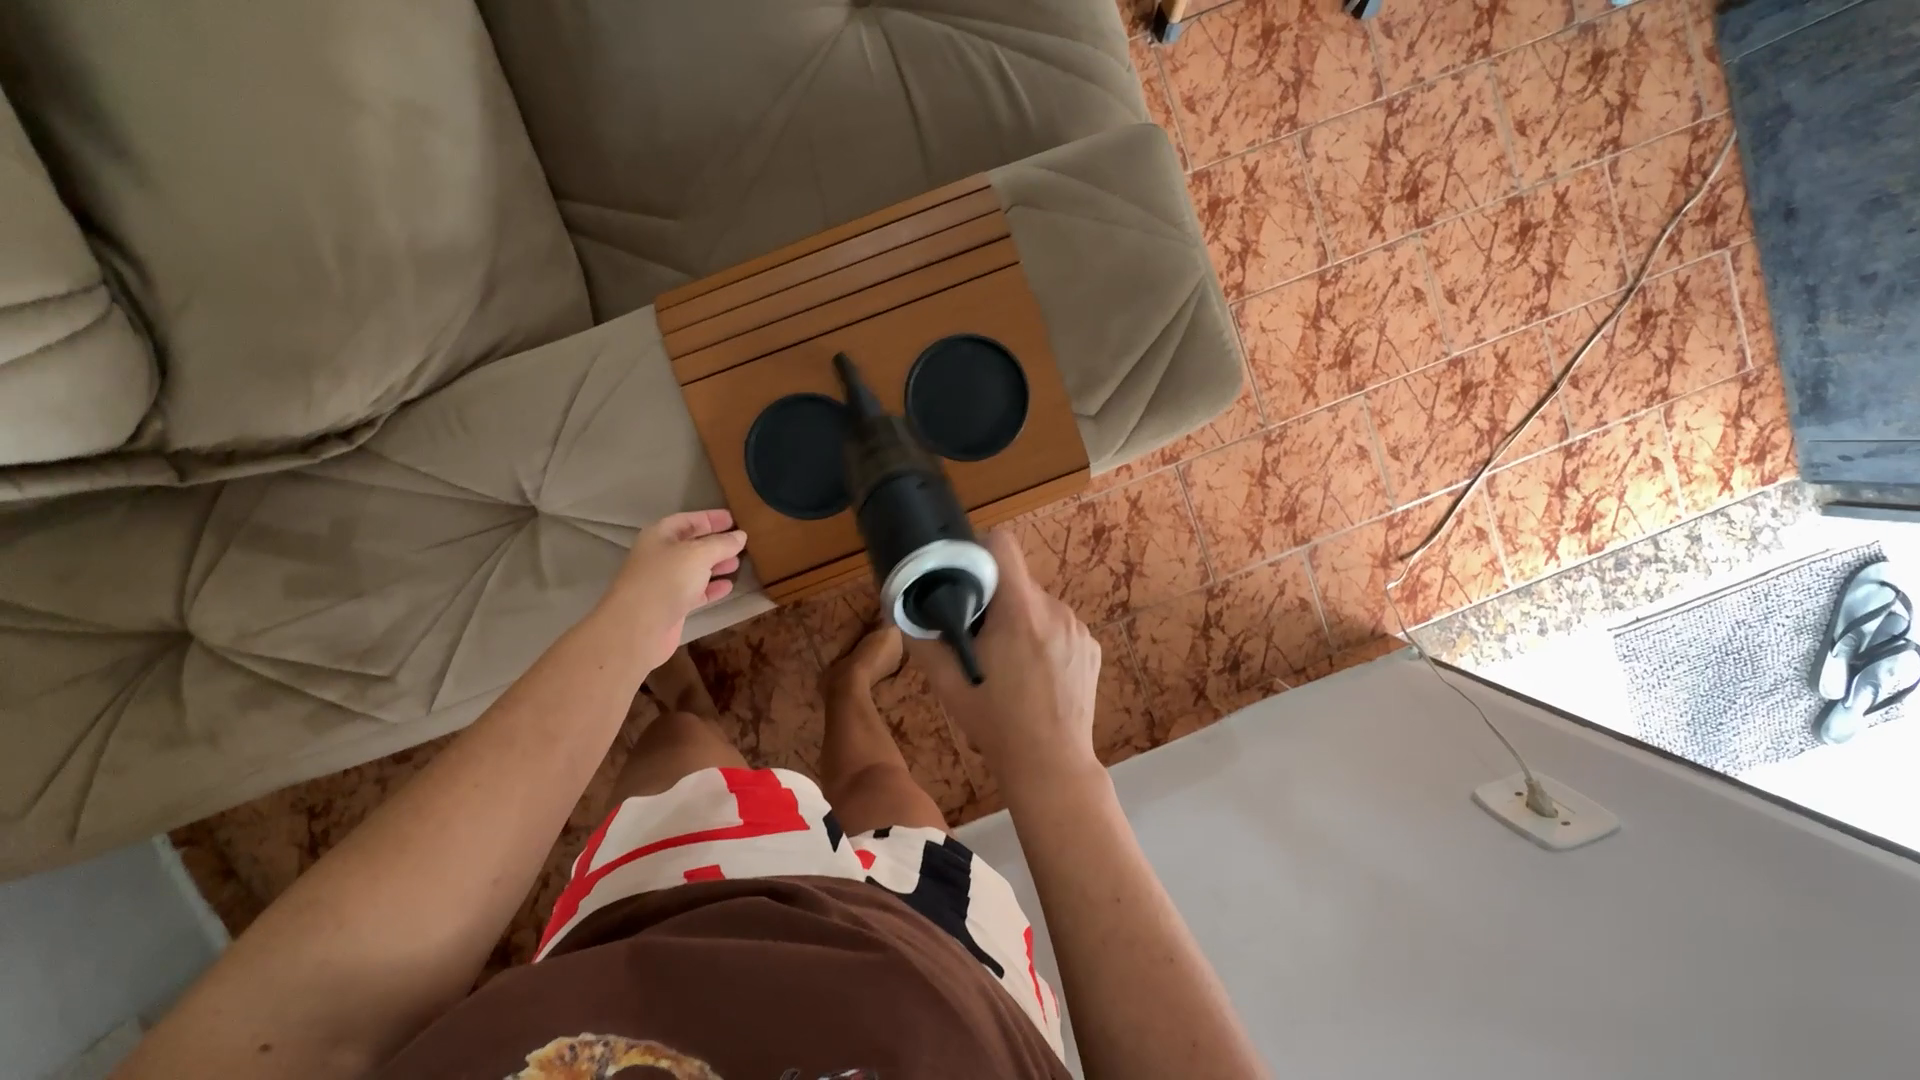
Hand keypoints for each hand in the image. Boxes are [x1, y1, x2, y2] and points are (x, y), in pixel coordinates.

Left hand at [601, 509, 746, 671]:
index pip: (687, 520)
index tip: (733, 519)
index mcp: (660, 536)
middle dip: (715, 542)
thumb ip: (721, 543)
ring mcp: (665, 582)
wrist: (638, 627)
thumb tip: (740, 536)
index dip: (710, 518)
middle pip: (691, 544)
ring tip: (738, 563)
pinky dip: (711, 588)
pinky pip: (695, 591)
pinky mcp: (671, 605)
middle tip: (740, 542)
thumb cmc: (666, 580)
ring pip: (694, 568)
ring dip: (716, 565)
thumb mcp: (698, 554)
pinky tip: (728, 587)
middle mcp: (660, 556)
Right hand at [905, 530, 1101, 792]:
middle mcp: (1054, 609)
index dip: (978, 552)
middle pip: (1017, 581)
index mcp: (1019, 610)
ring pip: (1038, 606)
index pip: (1002, 545)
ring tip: (1008, 663)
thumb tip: (904, 610)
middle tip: (979, 636)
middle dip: (996, 600)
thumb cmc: (994, 722)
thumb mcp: (945, 683)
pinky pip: (1059, 627)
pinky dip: (1044, 640)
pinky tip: (1035, 675)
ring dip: (1020, 622)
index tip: (964, 578)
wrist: (1050, 763)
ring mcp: (1078, 628)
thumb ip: (922, 639)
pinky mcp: (1092, 647)